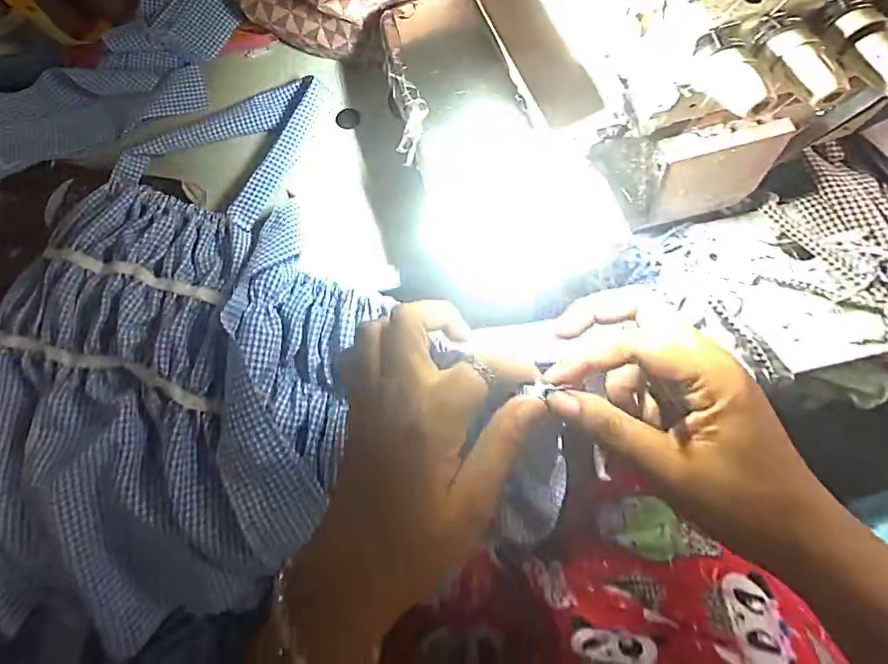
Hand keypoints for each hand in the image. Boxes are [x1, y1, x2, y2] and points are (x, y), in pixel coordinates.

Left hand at [274, 301, 548, 662]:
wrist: (352, 571)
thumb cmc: (419, 545)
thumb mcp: (473, 504)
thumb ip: (503, 442)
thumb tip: (535, 400)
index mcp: (430, 415)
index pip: (476, 364)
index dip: (509, 364)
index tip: (530, 379)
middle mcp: (394, 392)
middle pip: (409, 319)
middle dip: (446, 318)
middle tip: (472, 347)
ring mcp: (367, 395)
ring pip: (376, 328)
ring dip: (409, 327)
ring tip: (439, 353)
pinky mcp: (354, 405)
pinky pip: (358, 353)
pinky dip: (380, 346)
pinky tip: (404, 370)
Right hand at [544, 295, 841, 561]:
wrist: (803, 536)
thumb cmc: (743, 504)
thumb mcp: (669, 470)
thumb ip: (611, 428)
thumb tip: (557, 398)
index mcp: (707, 368)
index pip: (634, 341)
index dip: (588, 356)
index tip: (554, 380)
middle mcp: (706, 356)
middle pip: (642, 311)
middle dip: (598, 319)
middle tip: (561, 336)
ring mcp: (705, 371)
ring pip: (644, 345)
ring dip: (622, 376)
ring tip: (629, 429)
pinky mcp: (702, 390)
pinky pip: (656, 373)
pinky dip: (637, 393)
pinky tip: (641, 430)